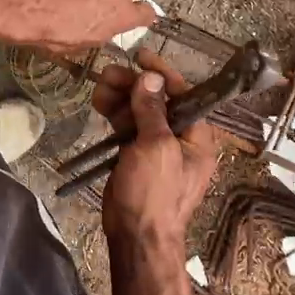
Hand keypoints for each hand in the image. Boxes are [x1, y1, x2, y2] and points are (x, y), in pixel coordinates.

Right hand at [92, 52, 221, 258]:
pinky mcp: (134, 155)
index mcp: (197, 138)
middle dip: (134, 85)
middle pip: (157, 100)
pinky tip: (98, 104)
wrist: (136, 237)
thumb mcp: (156, 148)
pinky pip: (125, 125)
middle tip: (109, 74)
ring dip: (119, 96)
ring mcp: (155, 147)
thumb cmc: (154, 194)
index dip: (163, 74)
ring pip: (138, 110)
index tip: (140, 56)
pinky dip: (113, 112)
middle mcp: (179, 139)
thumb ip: (153, 111)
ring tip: (99, 89)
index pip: (184, 95)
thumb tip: (150, 77)